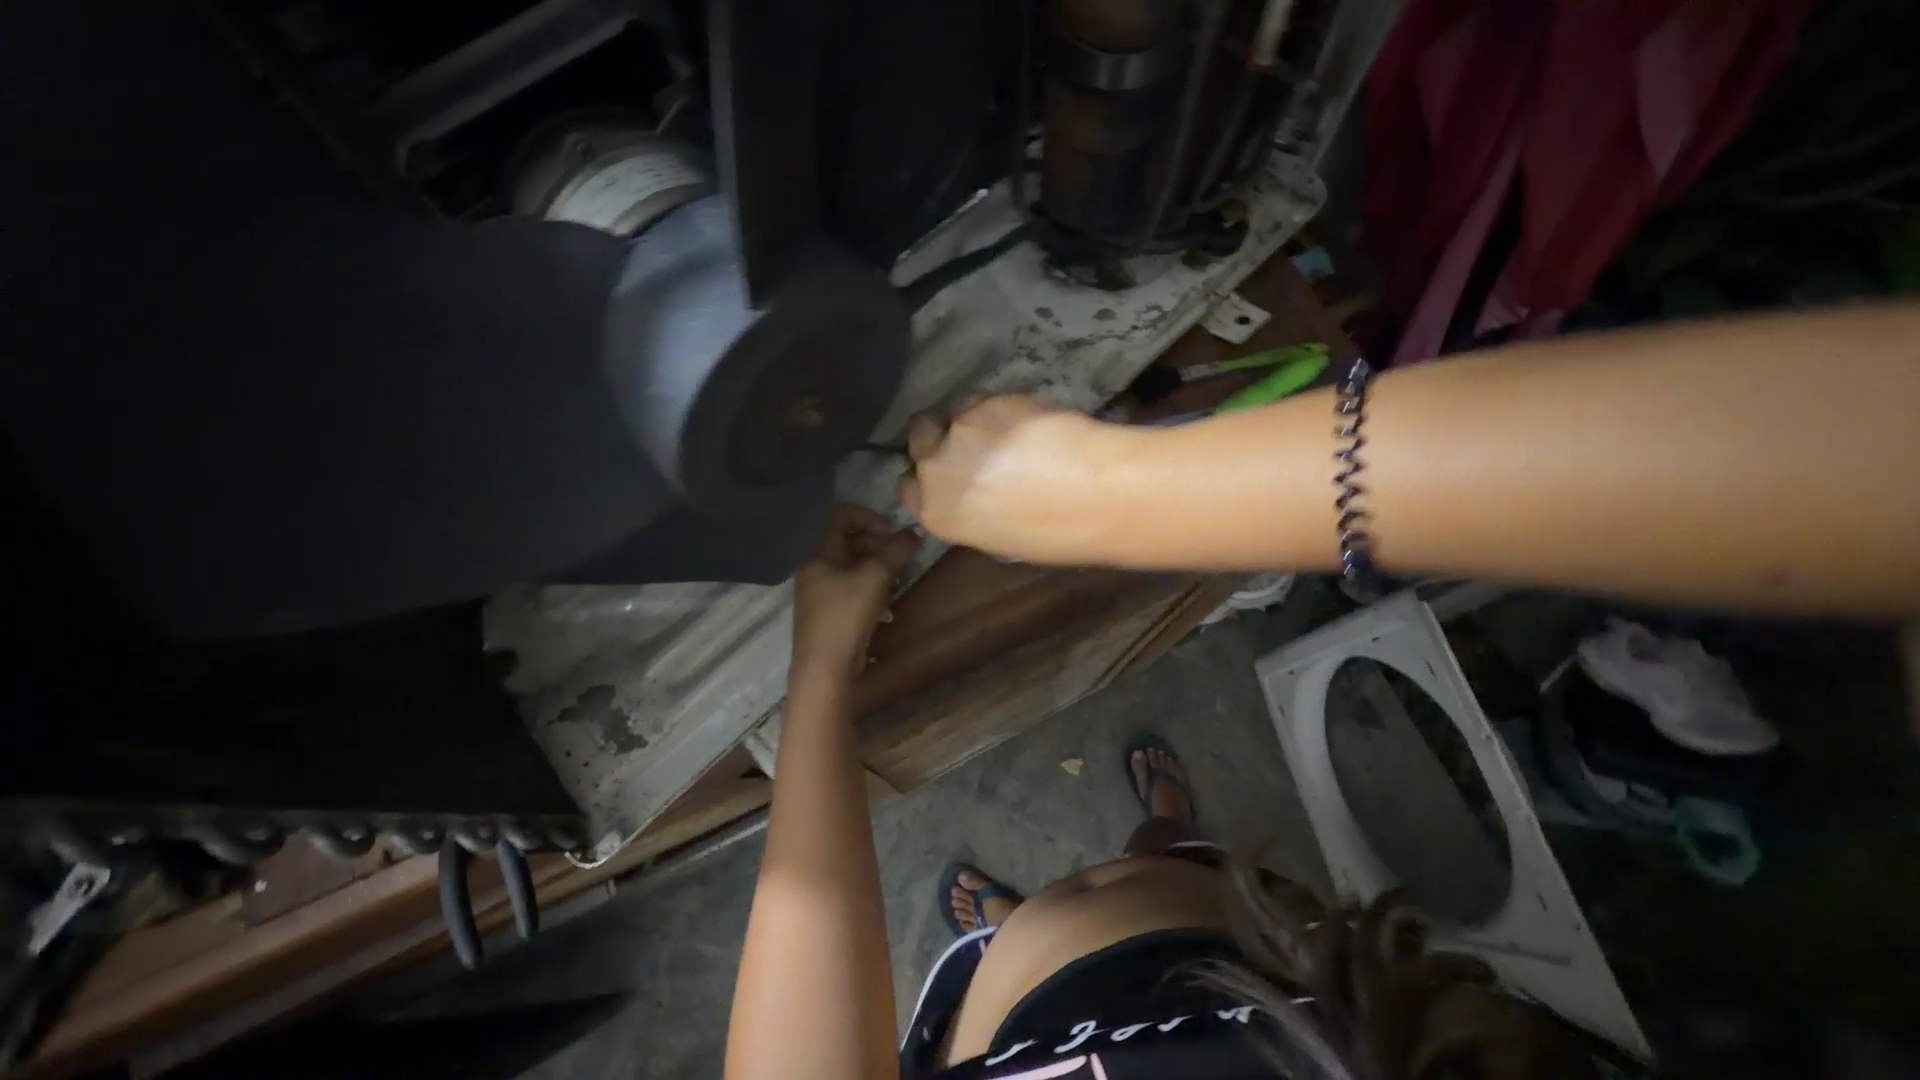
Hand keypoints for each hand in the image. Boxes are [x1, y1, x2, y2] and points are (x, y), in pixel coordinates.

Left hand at [792, 505, 920, 678]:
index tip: (893, 537)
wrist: (825, 669)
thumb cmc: (846, 616)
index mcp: (820, 555)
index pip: (843, 516)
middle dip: (880, 548)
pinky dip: (873, 594)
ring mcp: (821, 594)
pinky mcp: (830, 615)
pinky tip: (888, 612)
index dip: (872, 519)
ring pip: (855, 569)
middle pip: (851, 543)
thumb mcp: (875, 578)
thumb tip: (916, 532)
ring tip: (899, 585)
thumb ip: (897, 551)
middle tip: (903, 562)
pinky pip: (854, 593)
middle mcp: (817, 570)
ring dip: (880, 572)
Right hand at [897, 394, 1107, 561]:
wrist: (1092, 494)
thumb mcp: (997, 537)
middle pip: (918, 436)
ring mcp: (960, 431)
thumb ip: (970, 512)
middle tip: (970, 441)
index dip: (926, 477)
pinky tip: (1030, 420)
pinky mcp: (990, 402)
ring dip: (971, 415)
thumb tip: (978, 494)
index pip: (908, 486)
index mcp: (935, 513)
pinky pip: (986, 397)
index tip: (947, 473)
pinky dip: (1002, 405)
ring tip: (1005, 426)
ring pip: (953, 409)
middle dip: (937, 435)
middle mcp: (935, 470)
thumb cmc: (1053, 535)